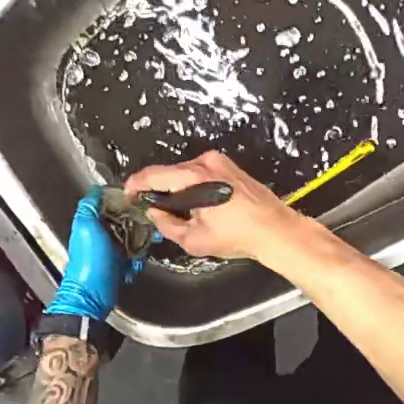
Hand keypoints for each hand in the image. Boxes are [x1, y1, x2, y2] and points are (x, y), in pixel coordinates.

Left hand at [45, 188, 145, 319]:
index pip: (110, 203)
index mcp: (92, 222)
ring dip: (142, 240)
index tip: (139, 196)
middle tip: (152, 220)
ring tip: (151, 239)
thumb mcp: (86, 227)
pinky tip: (138, 260)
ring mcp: (112, 250)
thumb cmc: (89, 261)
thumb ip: (89, 207)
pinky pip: (135, 255)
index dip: (124, 198)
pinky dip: (138, 258)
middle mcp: (102, 234)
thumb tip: (96, 189)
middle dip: (139, 220)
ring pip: (133, 236)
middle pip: (125, 219)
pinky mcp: (120, 264)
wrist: (93, 295)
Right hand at [125, 151, 316, 265]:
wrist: (275, 230)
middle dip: (158, 190)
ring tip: (181, 212)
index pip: (153, 175)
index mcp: (195, 177)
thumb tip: (155, 214)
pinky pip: (202, 173)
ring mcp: (221, 163)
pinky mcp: (231, 167)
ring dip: (178, 189)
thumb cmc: (239, 235)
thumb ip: (167, 225)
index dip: (135, 185)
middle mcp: (207, 163)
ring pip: (186, 173)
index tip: (128, 194)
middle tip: (153, 209)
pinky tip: (200, 207)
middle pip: (170, 173)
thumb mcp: (194, 240)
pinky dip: (194, 187)